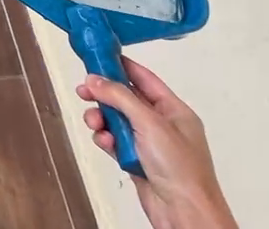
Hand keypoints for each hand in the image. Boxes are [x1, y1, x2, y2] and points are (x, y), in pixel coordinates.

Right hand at [78, 59, 237, 228]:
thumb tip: (93, 78)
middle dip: (103, 95)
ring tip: (94, 124)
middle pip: (124, 97)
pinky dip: (105, 139)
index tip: (93, 55)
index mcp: (174, 111)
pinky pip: (113, 139)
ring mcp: (148, 142)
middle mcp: (161, 123)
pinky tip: (105, 144)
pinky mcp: (136, 159)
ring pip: (114, 118)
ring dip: (100, 118)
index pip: (143, 78)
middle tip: (83, 92)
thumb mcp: (149, 123)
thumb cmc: (177, 165)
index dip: (119, 64)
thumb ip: (119, 96)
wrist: (184, 214)